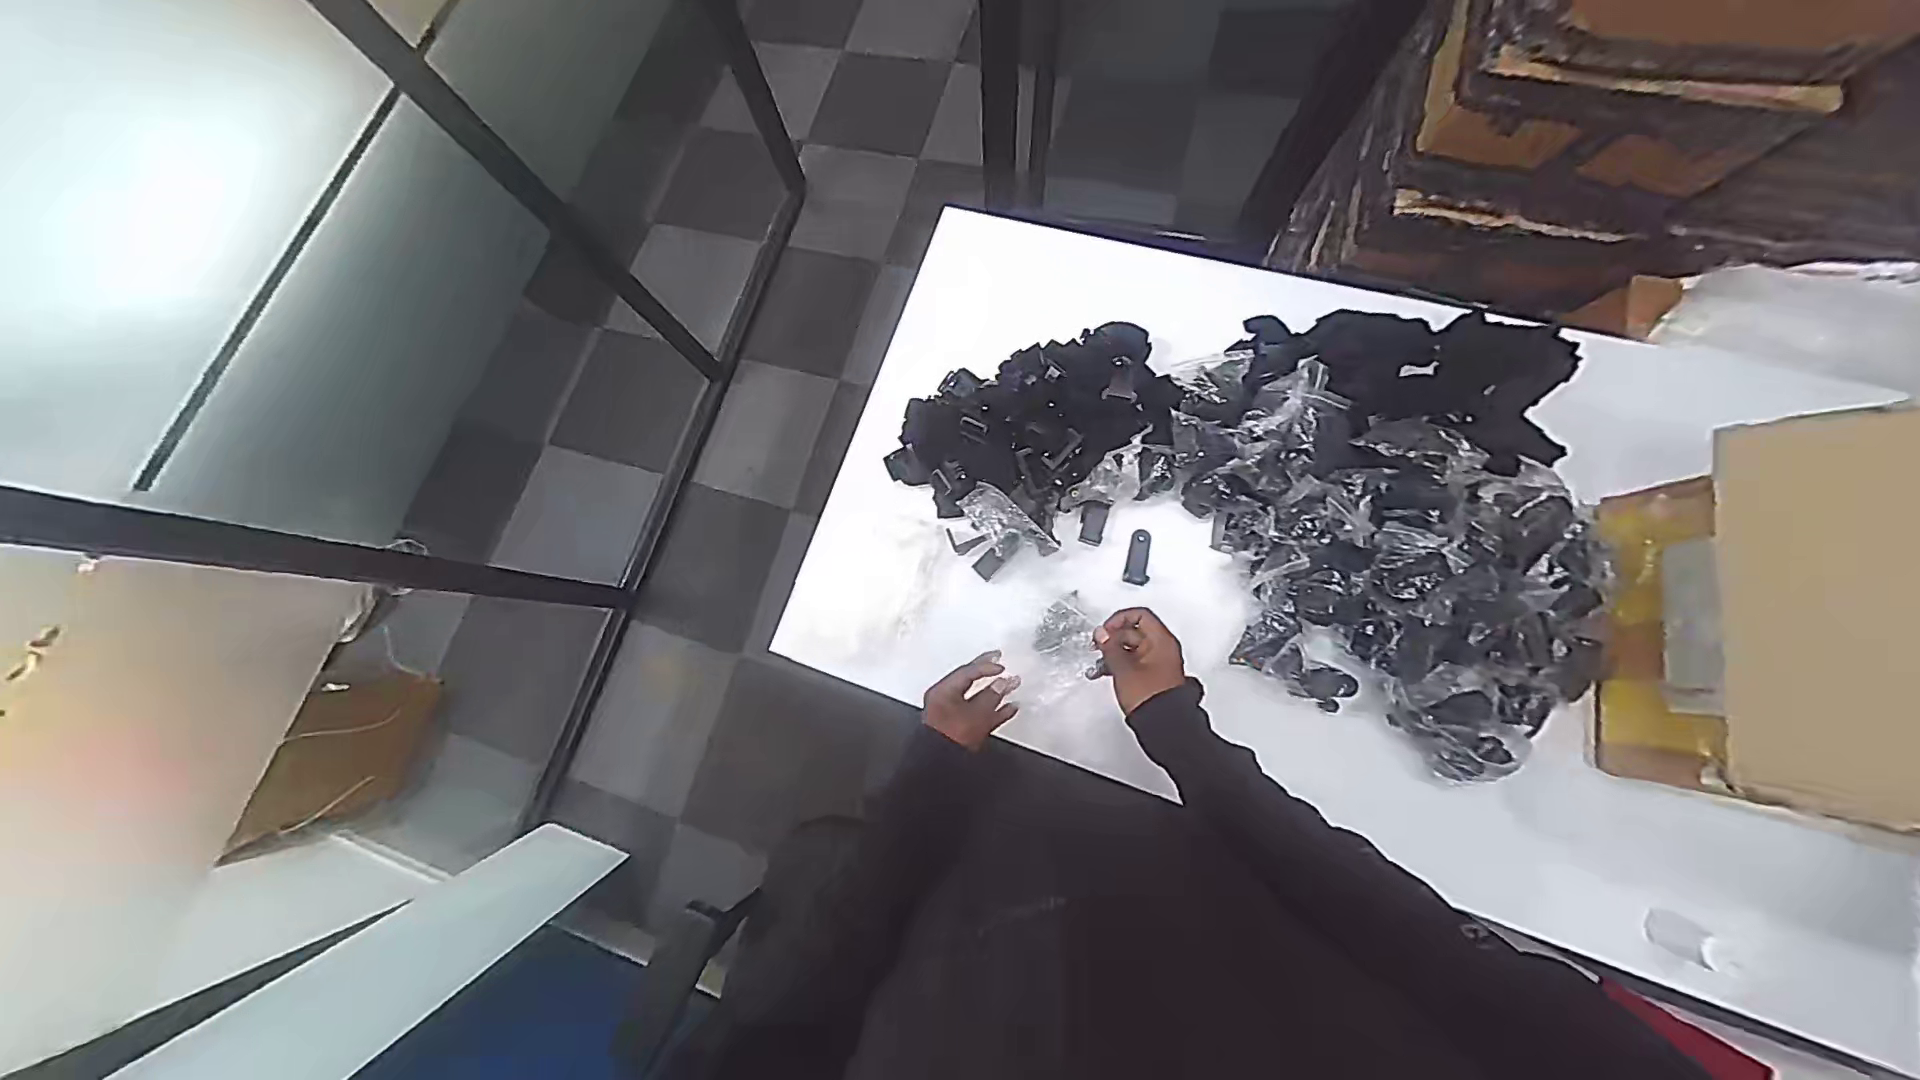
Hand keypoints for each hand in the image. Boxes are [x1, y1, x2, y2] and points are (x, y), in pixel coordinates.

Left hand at [922, 651, 1020, 750]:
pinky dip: (995, 710)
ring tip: (1013, 684)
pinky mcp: (962, 730)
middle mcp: (946, 701)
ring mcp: (953, 715)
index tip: (1001, 666)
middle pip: (970, 682)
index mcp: (943, 692)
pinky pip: (981, 714)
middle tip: (1000, 661)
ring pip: (978, 698)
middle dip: (989, 674)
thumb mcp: (976, 714)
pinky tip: (1010, 707)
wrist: (943, 767)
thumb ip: (991, 697)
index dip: (985, 666)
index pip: (966, 672)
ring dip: (996, 693)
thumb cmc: (951, 739)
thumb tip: (1002, 683)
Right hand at [1093, 608, 1186, 714]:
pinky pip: (1134, 662)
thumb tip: (1102, 633)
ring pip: (1132, 648)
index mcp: (1161, 640)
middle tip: (1098, 647)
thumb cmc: (1151, 697)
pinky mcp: (1153, 676)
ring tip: (1100, 665)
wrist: (1164, 725)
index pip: (1139, 615)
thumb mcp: (1123, 667)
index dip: (1118, 619)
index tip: (1105, 631)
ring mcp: (1159, 662)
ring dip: (1114, 653)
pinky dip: (1120, 664)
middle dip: (1113, 639)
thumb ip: (1109, 647)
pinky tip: (1107, 673)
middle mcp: (1163, 648)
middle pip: (1134, 631)